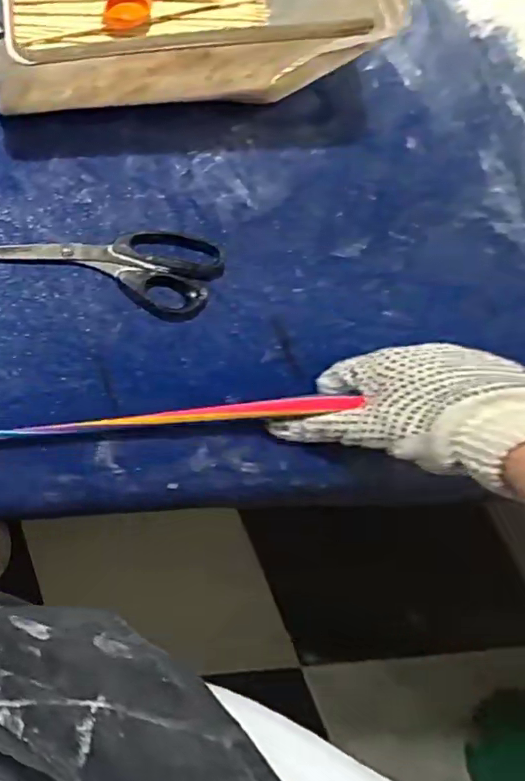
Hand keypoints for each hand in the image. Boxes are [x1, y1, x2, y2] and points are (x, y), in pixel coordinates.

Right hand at [269, 343, 524, 494]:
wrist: (512, 427)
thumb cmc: (421, 424)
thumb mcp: (366, 429)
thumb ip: (320, 426)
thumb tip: (278, 427)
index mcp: (374, 362)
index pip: (335, 379)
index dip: (335, 402)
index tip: (350, 421)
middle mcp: (410, 351)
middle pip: (378, 378)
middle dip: (378, 399)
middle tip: (391, 425)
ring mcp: (455, 356)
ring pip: (417, 378)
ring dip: (414, 395)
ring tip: (430, 421)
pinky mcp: (491, 365)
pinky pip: (453, 379)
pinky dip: (448, 394)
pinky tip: (460, 414)